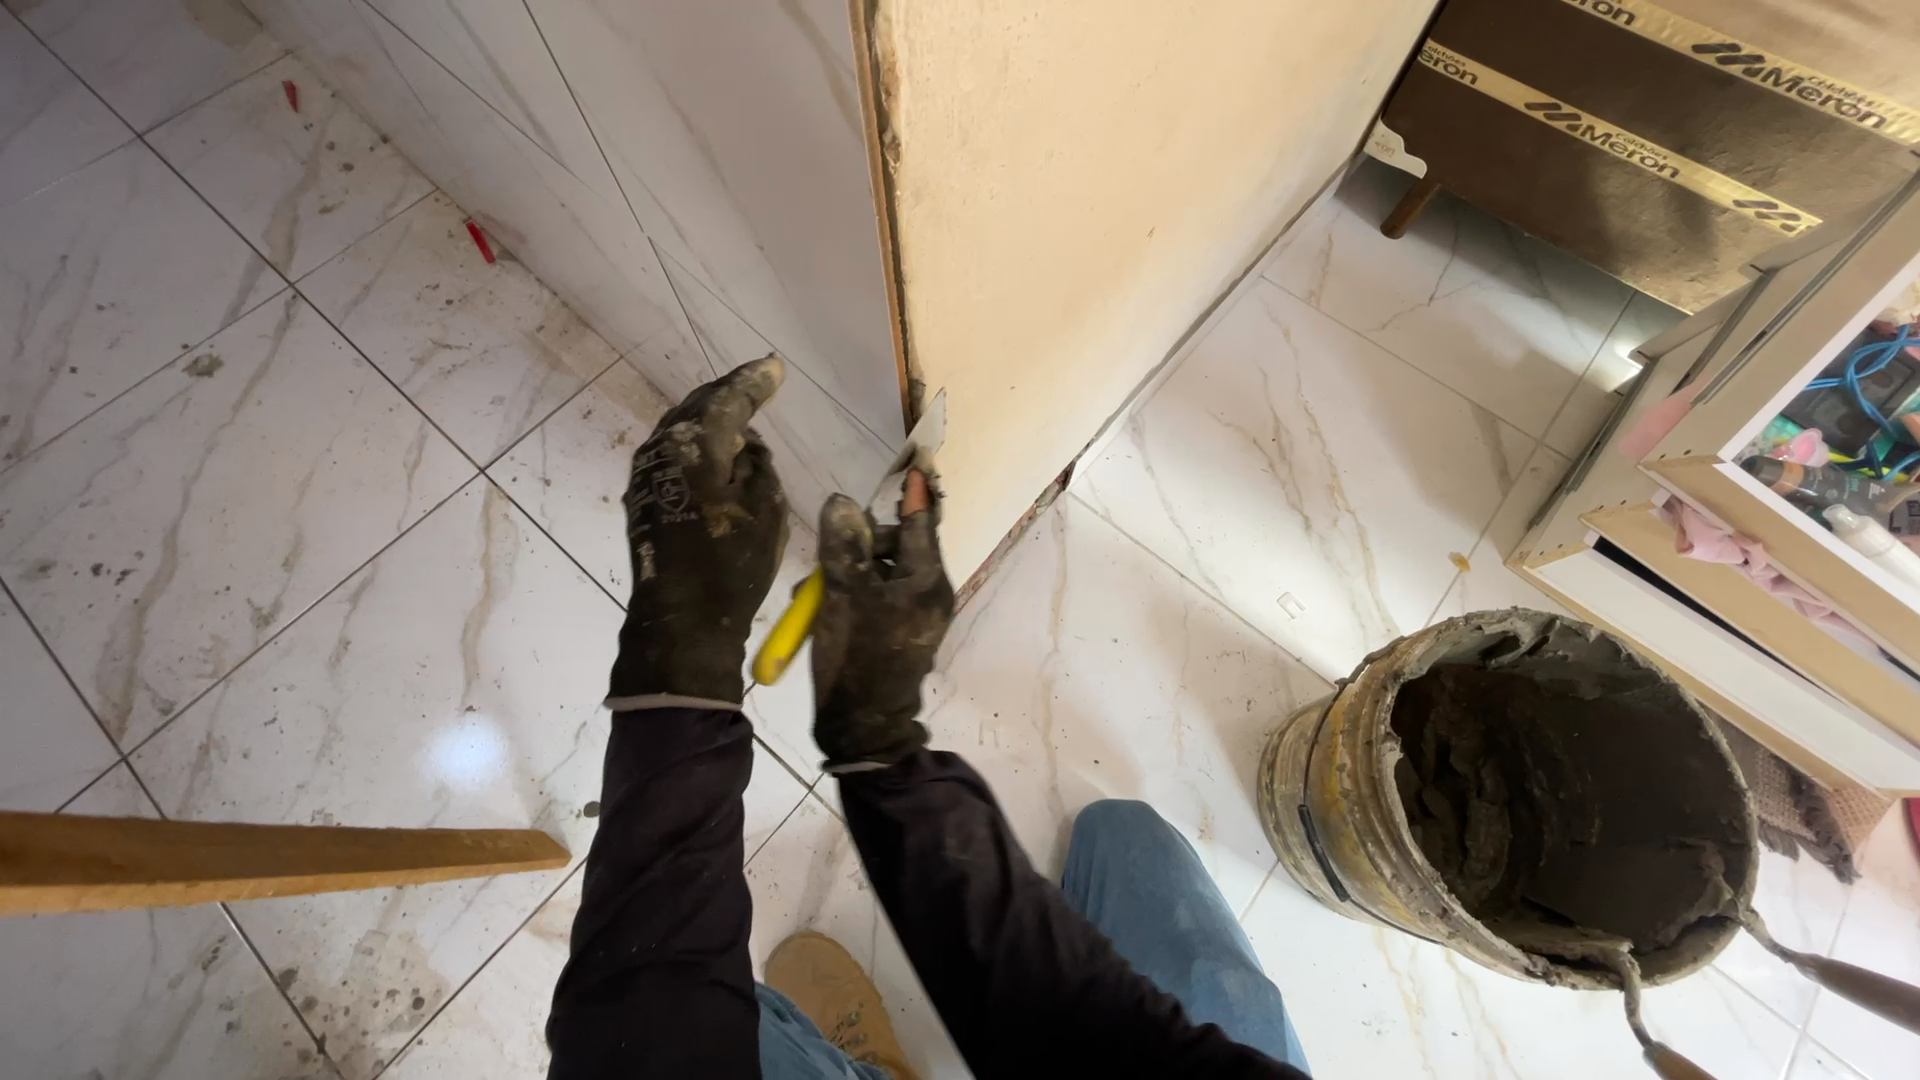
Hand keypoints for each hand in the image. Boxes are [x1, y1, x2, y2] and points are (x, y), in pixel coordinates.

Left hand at [605, 357, 788, 710]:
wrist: (680, 620)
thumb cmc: (731, 566)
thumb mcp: (767, 510)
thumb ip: (758, 464)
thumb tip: (743, 445)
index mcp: (696, 446)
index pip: (728, 400)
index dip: (755, 382)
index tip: (775, 367)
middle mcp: (662, 449)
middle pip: (699, 406)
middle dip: (730, 392)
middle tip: (759, 381)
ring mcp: (646, 472)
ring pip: (683, 427)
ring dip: (711, 416)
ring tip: (740, 410)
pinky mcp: (642, 495)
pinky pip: (674, 450)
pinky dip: (699, 441)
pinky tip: (715, 450)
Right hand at [811, 469, 954, 769]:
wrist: (862, 725)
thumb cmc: (858, 655)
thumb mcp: (845, 594)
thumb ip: (845, 545)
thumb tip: (842, 502)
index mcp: (926, 580)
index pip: (921, 524)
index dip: (914, 494)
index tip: (916, 465)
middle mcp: (928, 593)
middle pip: (895, 546)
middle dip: (859, 545)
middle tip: (828, 559)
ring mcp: (915, 614)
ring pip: (879, 572)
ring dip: (848, 572)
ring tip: (815, 591)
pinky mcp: (899, 631)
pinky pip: (876, 596)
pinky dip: (851, 593)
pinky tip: (822, 607)